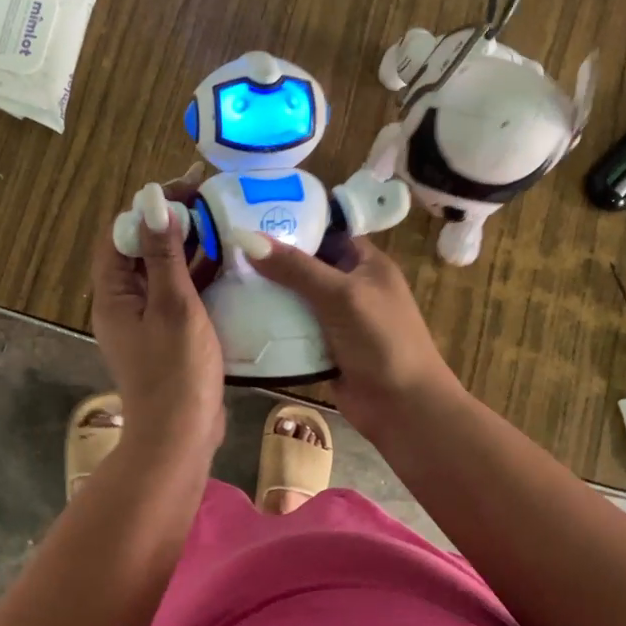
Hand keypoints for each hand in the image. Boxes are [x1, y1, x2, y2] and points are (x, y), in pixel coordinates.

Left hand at [90, 185, 224, 460]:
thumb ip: (163, 254)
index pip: (121, 233)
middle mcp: (123, 303)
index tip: (186, 187)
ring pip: (163, 271)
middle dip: (172, 223)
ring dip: (189, 247)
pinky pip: (178, 293)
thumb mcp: (173, 305)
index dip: (149, 206)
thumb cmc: (176, 370)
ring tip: (225, 222)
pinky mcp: (167, 336)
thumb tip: (153, 201)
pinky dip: (198, 276)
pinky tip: (229, 262)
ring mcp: (145, 321)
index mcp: (113, 294)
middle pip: (141, 250)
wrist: (180, 437)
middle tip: (211, 200)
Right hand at [234, 231, 464, 437]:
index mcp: (366, 264)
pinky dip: (270, 325)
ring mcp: (336, 320)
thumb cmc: (381, 340)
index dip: (293, 224)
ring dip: (266, 294)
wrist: (402, 408)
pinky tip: (237, 317)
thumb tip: (246, 237)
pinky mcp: (321, 348)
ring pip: (294, 299)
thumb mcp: (340, 294)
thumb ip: (295, 267)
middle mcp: (351, 287)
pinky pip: (291, 329)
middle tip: (226, 251)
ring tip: (223, 280)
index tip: (250, 218)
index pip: (326, 232)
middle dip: (271, 261)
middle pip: (305, 266)